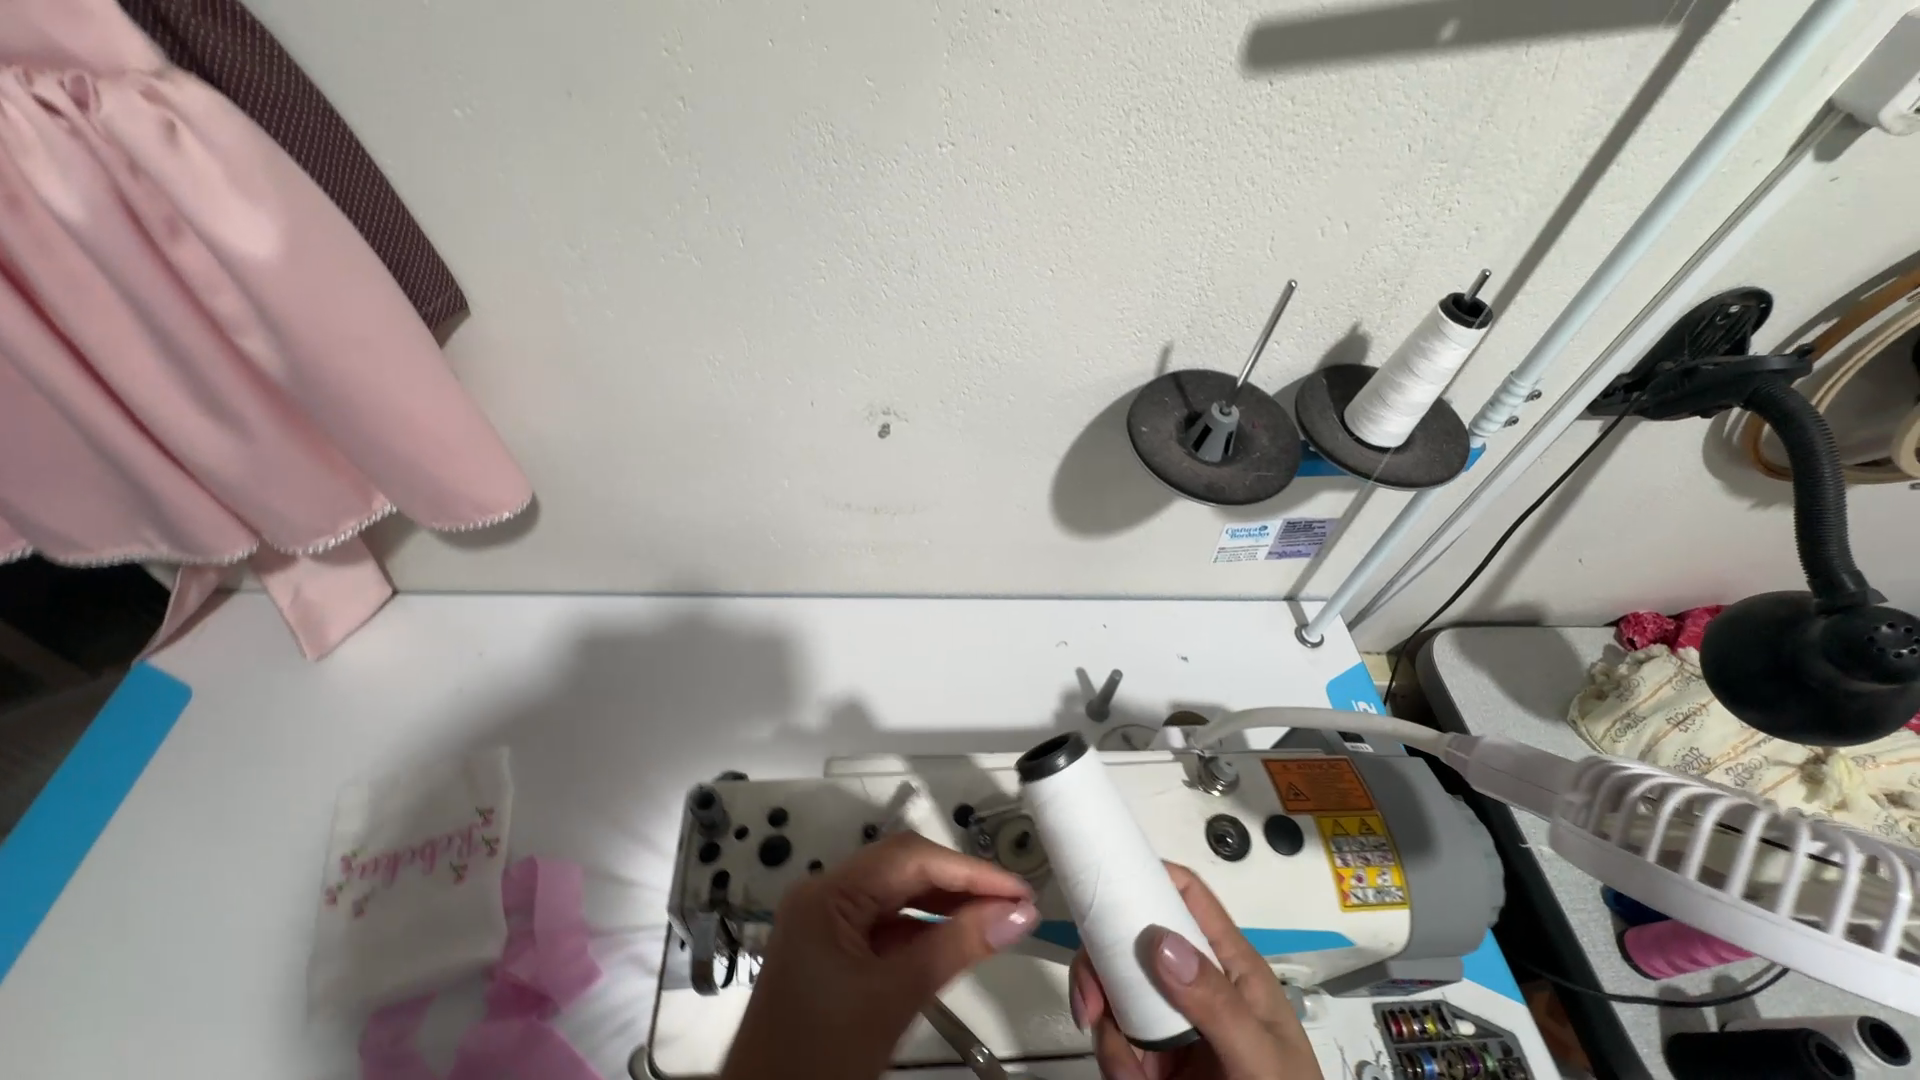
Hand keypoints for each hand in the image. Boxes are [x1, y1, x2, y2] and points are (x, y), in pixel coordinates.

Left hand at [721, 832, 1040, 1079]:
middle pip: (902, 870)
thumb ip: (957, 947)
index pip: (908, 858)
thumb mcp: (894, 997)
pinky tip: (958, 940)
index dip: (969, 870)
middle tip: (1013, 903)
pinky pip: (886, 926)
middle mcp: (823, 896)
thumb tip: (1018, 913)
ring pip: (896, 897)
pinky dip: (924, 930)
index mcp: (827, 895)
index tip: (1018, 889)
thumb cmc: (821, 1055)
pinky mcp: (832, 951)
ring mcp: (825, 923)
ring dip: (945, 906)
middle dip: (959, 883)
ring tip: (996, 919)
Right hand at [1069, 863, 1323, 1079]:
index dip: (1149, 875)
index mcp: (1228, 964)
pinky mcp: (1152, 1057)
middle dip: (1101, 965)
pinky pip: (1114, 1040)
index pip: (1186, 897)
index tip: (1105, 880)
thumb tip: (1158, 940)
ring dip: (1106, 1026)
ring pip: (1112, 991)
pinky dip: (1112, 1060)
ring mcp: (1168, 1020)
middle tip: (1091, 1001)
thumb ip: (1215, 1002)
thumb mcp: (1260, 1053)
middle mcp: (1192, 982)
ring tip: (1126, 1071)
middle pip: (1131, 940)